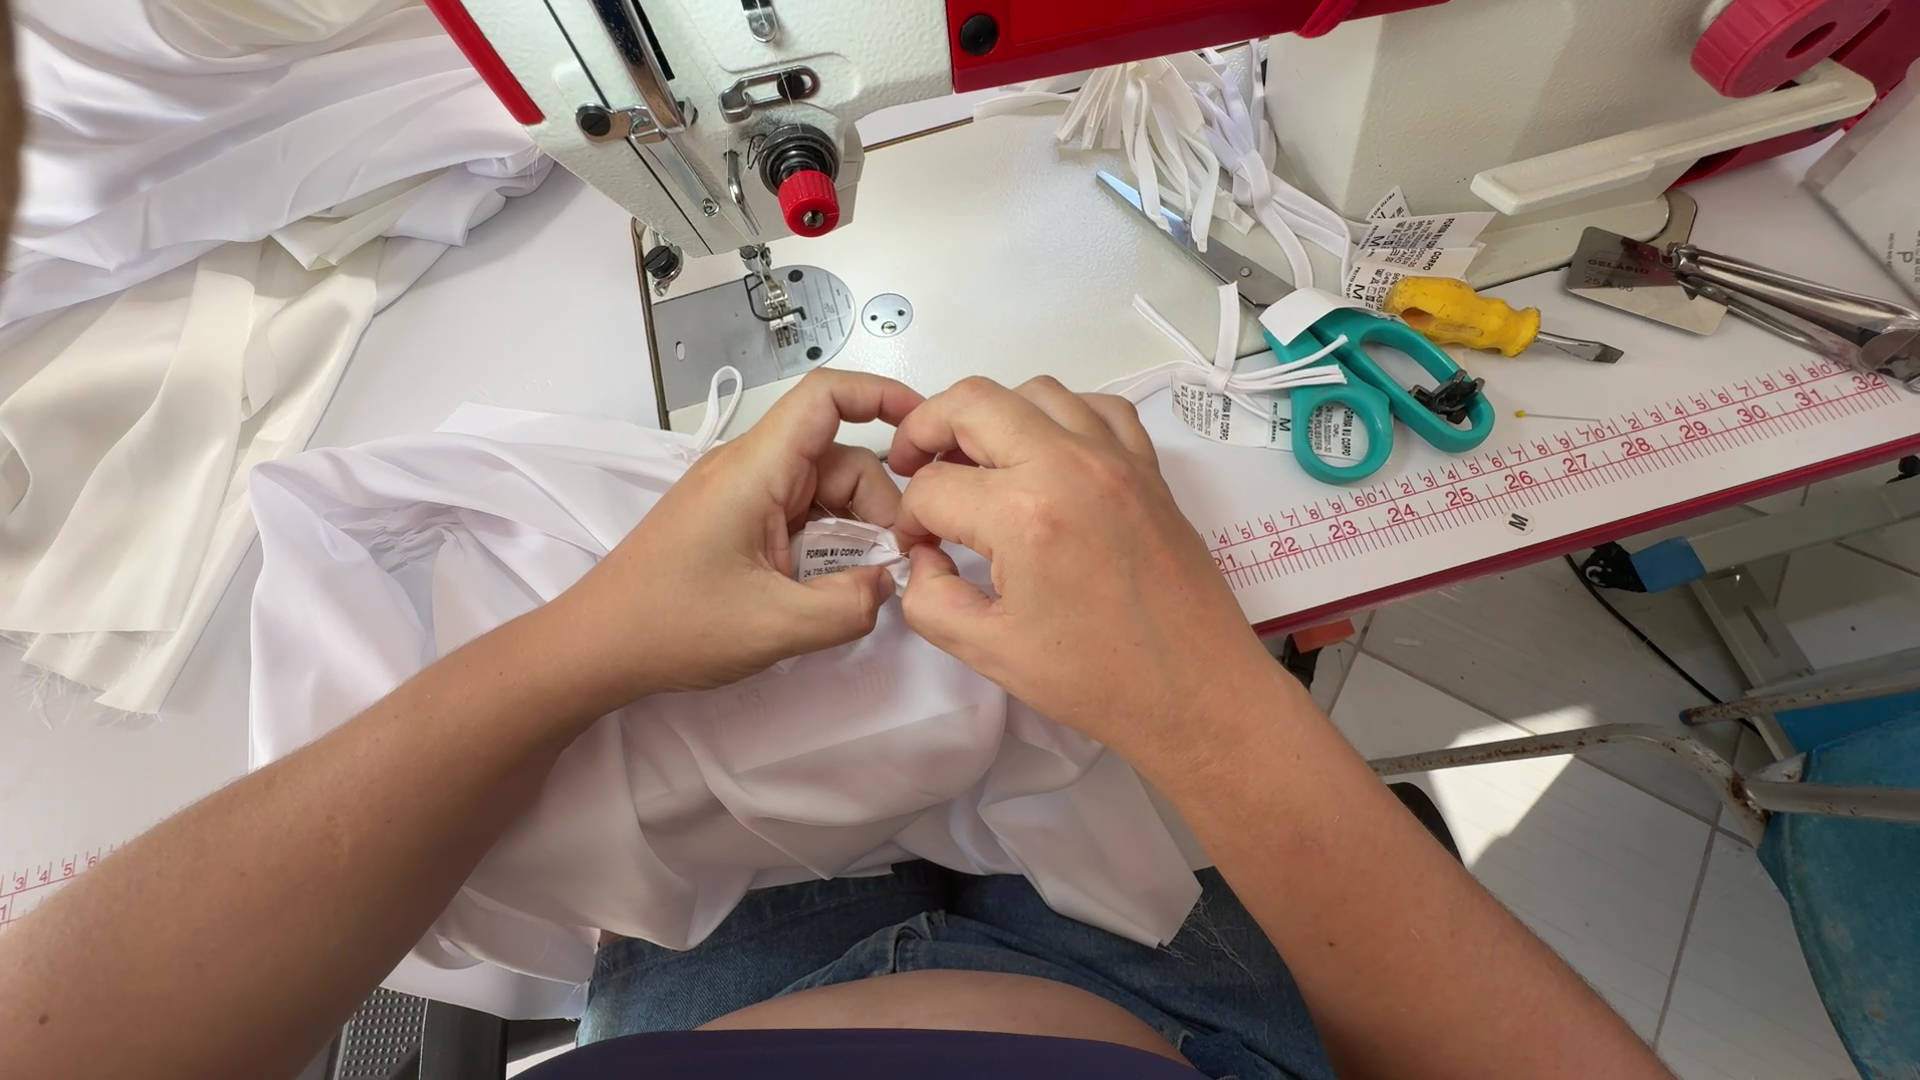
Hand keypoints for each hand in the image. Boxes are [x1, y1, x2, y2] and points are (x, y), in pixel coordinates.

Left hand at [548, 369, 922, 707]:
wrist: (594, 648)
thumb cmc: (672, 626)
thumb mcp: (774, 626)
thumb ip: (850, 606)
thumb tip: (888, 583)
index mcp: (755, 468)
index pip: (825, 396)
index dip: (883, 395)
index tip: (927, 431)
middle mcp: (753, 468)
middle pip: (842, 457)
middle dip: (878, 506)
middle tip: (891, 566)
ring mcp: (746, 495)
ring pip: (828, 491)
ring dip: (854, 532)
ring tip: (857, 584)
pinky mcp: (742, 521)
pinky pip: (805, 517)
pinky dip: (829, 545)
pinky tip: (828, 587)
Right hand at [890, 376, 1291, 763]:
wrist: (1197, 692)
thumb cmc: (1099, 681)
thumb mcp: (988, 652)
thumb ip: (928, 598)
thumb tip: (923, 556)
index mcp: (1023, 514)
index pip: (933, 487)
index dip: (908, 518)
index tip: (917, 546)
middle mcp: (1068, 465)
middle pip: (970, 403)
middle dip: (925, 429)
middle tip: (914, 467)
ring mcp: (1115, 458)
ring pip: (1033, 390)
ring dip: (990, 415)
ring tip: (976, 458)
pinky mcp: (1146, 467)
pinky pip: (1096, 406)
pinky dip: (1059, 414)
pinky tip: (1046, 452)